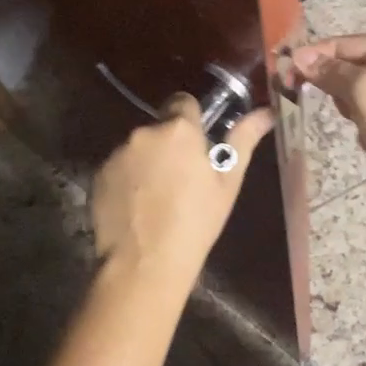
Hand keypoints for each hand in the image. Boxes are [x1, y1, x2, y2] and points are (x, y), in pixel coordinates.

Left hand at [89, 94, 273, 287]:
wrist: (145, 263)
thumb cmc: (196, 222)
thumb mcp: (227, 183)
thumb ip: (243, 140)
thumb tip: (267, 112)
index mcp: (179, 129)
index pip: (183, 101)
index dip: (191, 120)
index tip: (197, 145)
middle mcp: (144, 132)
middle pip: (160, 128)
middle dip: (169, 145)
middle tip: (181, 178)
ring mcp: (117, 153)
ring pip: (138, 148)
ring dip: (147, 161)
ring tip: (156, 197)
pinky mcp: (98, 174)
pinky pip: (118, 167)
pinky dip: (127, 179)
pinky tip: (136, 207)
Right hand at [292, 35, 365, 198]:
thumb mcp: (363, 90)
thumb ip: (330, 71)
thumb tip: (299, 55)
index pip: (343, 43)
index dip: (314, 57)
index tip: (285, 75)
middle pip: (350, 70)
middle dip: (341, 92)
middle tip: (348, 111)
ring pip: (359, 97)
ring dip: (356, 115)